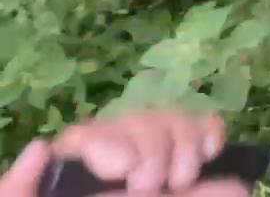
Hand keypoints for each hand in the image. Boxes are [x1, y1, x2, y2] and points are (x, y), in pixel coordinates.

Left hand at [0, 113, 247, 196]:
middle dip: (155, 148)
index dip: (109, 140)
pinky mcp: (198, 155)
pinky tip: (207, 158)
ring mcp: (160, 158)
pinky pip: (207, 122)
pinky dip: (210, 136)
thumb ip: (22, 196)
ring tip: (182, 180)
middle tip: (153, 186)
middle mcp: (116, 165)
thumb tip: (39, 148)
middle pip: (136, 120)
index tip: (122, 170)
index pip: (86, 134)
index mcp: (76, 181)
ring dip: (186, 146)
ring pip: (174, 117)